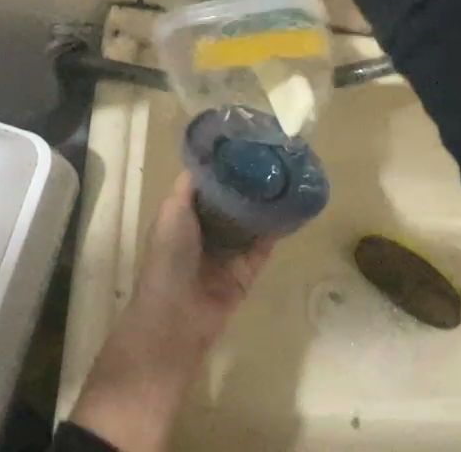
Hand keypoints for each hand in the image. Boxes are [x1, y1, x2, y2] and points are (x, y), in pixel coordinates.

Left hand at [70, 174, 273, 451]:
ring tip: (287, 177)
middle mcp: (206, 232)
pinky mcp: (246, 273)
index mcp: (184, 216)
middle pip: (231, 203)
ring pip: (250, 223)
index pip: (208, 187)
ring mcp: (227, 253)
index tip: (246, 144)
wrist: (177, 316)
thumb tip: (208, 158)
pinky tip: (291, 209)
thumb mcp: (172, 211)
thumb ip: (190, 186)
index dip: (224, 167)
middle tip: (274, 158)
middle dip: (249, 184)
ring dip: (264, 205)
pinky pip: (263, 247)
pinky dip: (276, 230)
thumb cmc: (169, 256)